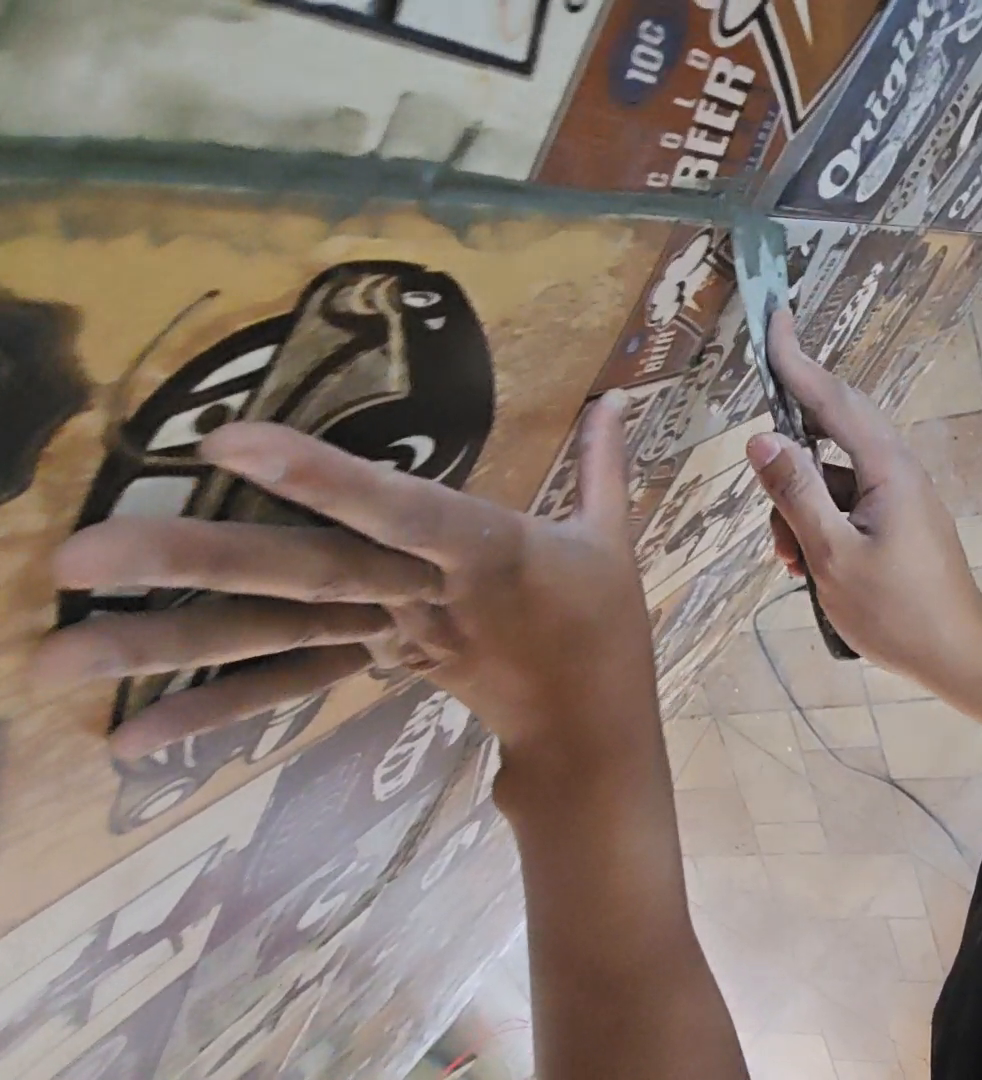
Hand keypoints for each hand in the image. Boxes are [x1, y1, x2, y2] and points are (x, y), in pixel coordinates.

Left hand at [32, 394, 657, 779]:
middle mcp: (431, 596)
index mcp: (493, 556)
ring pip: (287, 634)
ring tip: (57, 660)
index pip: (407, 513)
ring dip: (175, 647)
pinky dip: (220, 713)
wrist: (589, 718)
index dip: (328, 479)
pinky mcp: (383, 667)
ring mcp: (397, 638)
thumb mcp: (612, 538)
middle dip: (208, 562)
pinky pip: (300, 685)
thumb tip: (616, 396)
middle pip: (319, 575)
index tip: (227, 440)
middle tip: (81, 554)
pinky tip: (130, 743)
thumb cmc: (604, 619)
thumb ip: (604, 463)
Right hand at [750, 310, 981, 688]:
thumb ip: (796, 493)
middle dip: (788, 456)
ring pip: (832, 478)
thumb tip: (762, 437)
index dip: (797, 359)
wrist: (957, 654)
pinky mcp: (897, 520)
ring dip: (800, 508)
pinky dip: (820, 525)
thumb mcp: (833, 555)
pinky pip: (846, 504)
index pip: (833, 397)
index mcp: (886, 467)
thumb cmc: (897, 611)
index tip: (774, 318)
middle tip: (766, 488)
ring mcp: (899, 496)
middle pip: (832, 432)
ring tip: (791, 561)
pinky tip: (808, 566)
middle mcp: (896, 470)